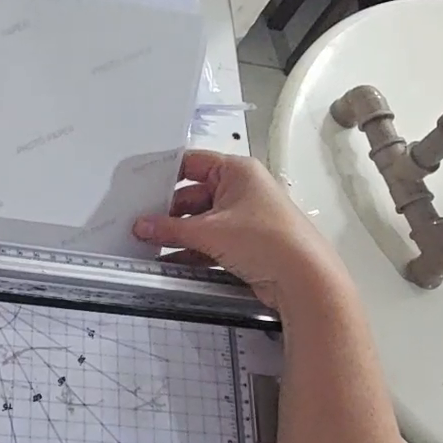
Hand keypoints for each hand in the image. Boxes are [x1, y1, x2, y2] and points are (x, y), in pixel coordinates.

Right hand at [132, 150, 342, 313]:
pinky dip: (190, 252)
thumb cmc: (269, 240)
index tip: (141, 186)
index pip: (193, 163)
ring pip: (200, 223)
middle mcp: (241, 191)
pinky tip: (168, 262)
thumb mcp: (210, 231)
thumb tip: (143, 225)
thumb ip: (171, 229)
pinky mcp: (243, 245)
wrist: (303, 279)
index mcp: (238, 172)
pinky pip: (209, 244)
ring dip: (177, 235)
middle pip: (193, 196)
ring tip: (148, 245)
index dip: (166, 174)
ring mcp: (243, 219)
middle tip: (140, 223)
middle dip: (168, 213)